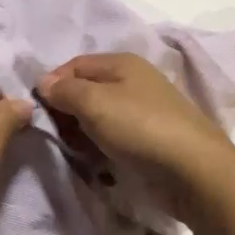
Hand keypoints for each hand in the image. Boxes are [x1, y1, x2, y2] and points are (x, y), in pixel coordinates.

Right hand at [37, 54, 231, 214]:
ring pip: (99, 116)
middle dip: (67, 110)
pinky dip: (101, 146)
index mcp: (122, 62)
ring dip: (82, 132)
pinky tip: (96, 162)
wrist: (195, 172)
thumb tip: (44, 83)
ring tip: (75, 151)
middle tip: (56, 134)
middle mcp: (134, 81)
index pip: (74, 65)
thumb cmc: (140, 127)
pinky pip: (115, 137)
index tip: (39, 110)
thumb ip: (64, 90)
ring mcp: (144, 111)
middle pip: (87, 90)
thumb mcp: (93, 102)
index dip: (53, 84)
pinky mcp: (151, 139)